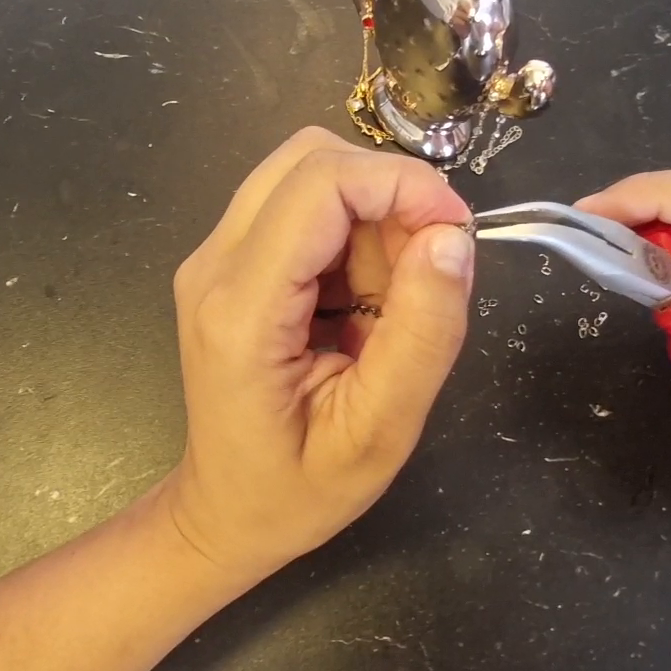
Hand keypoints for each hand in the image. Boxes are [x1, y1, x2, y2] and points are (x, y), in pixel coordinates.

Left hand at [160, 128, 475, 577]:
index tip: (457, 232)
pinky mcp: (227, 262)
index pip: (321, 183)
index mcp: (242, 309)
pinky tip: (357, 303)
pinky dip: (350, 236)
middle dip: (388, 198)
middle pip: (312, 159)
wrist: (226, 511)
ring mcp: (213, 257)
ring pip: (309, 176)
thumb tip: (452, 236)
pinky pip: (301, 208)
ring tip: (385, 305)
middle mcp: (214, 263)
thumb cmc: (297, 490)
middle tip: (421, 276)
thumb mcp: (380, 431)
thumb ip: (422, 334)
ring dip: (371, 220)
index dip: (403, 184)